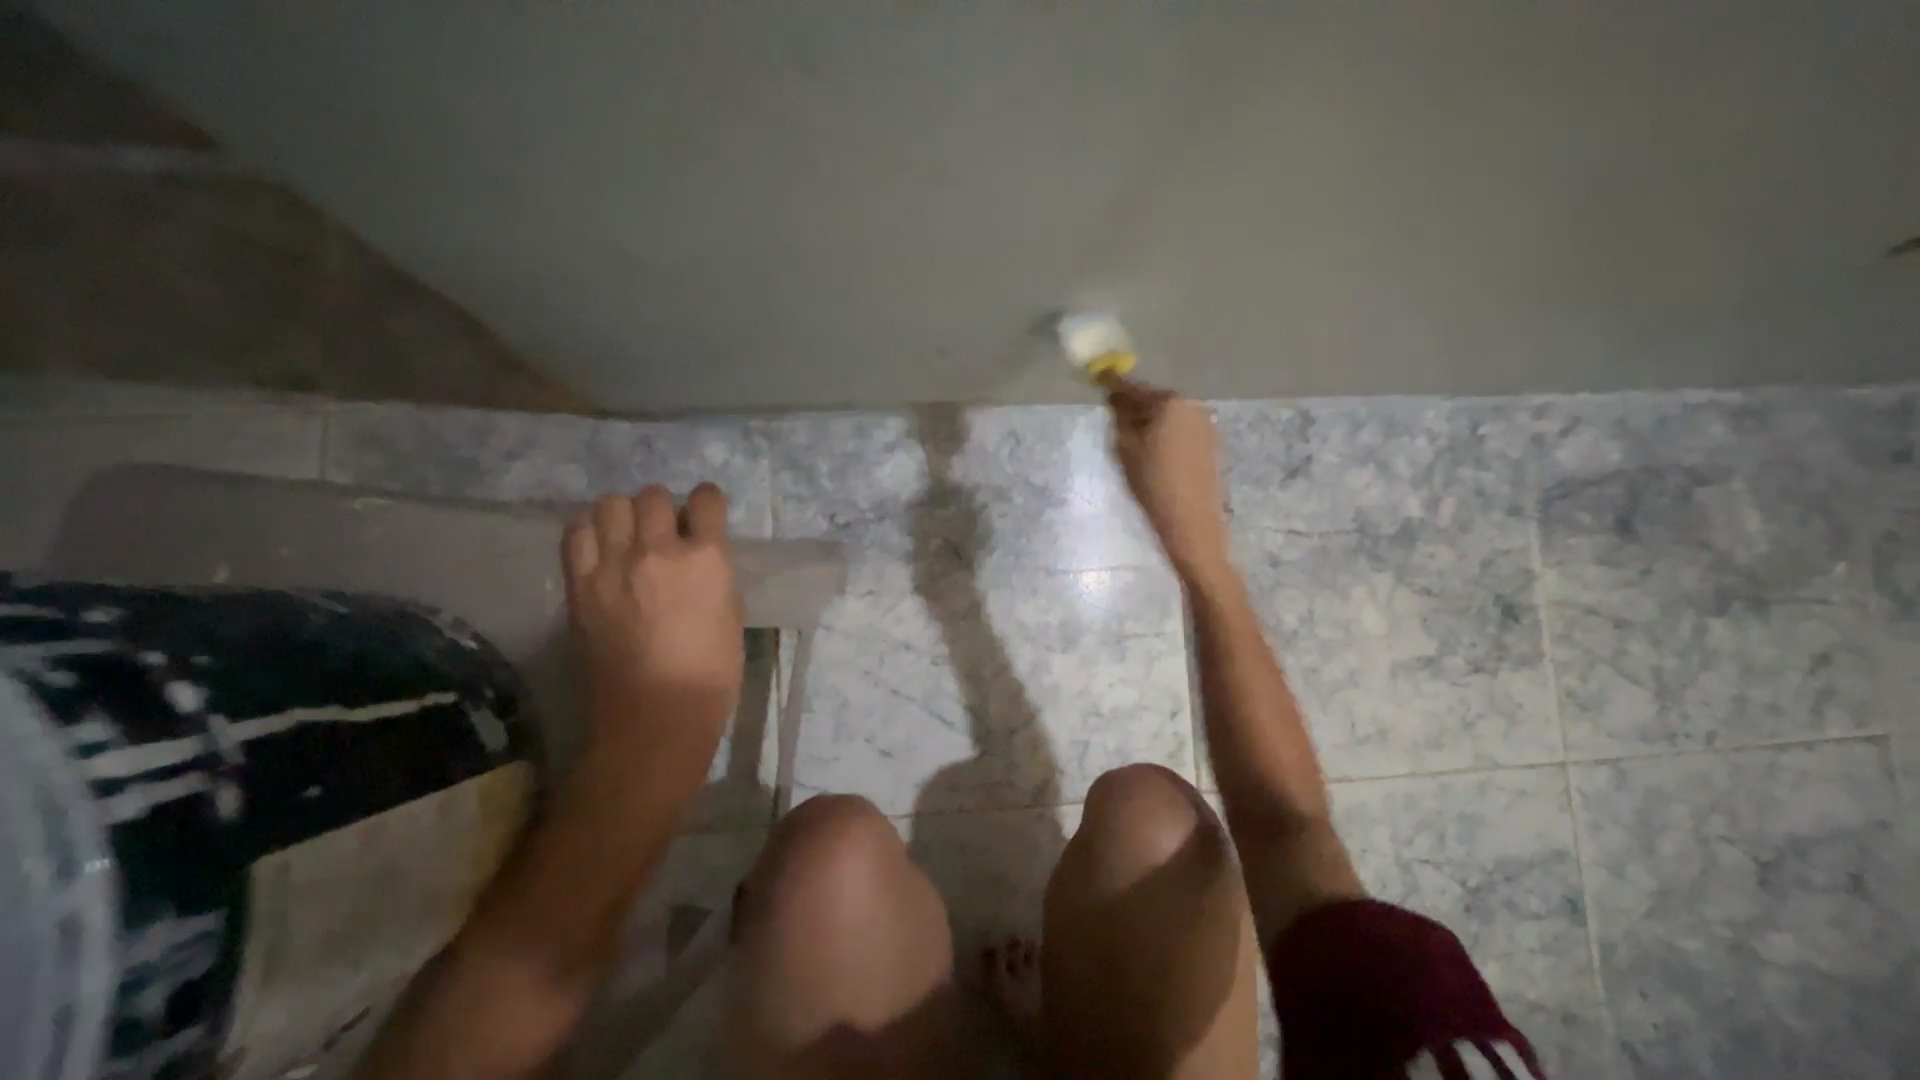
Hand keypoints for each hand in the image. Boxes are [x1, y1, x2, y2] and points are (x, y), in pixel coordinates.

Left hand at [563, 484, 743, 759]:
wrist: (655, 717)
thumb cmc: (711, 676)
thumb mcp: (732, 616)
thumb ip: (715, 576)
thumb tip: (699, 558)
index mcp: (707, 559)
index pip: (706, 499)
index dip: (707, 504)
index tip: (704, 515)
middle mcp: (658, 551)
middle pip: (654, 495)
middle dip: (663, 508)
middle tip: (663, 532)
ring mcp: (613, 565)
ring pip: (611, 503)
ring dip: (624, 514)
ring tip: (627, 537)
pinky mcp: (580, 584)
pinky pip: (576, 532)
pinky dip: (589, 530)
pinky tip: (600, 547)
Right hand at [1106, 378, 1232, 582]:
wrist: (1191, 520)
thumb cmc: (1152, 482)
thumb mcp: (1125, 448)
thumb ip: (1120, 415)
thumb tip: (1116, 396)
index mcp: (1169, 401)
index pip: (1134, 387)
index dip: (1113, 384)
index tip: (1099, 375)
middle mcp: (1192, 404)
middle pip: (1154, 398)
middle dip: (1135, 403)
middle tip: (1114, 413)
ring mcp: (1205, 421)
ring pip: (1169, 413)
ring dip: (1151, 418)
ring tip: (1133, 437)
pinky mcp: (1211, 440)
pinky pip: (1181, 427)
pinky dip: (1166, 431)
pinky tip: (1155, 449)